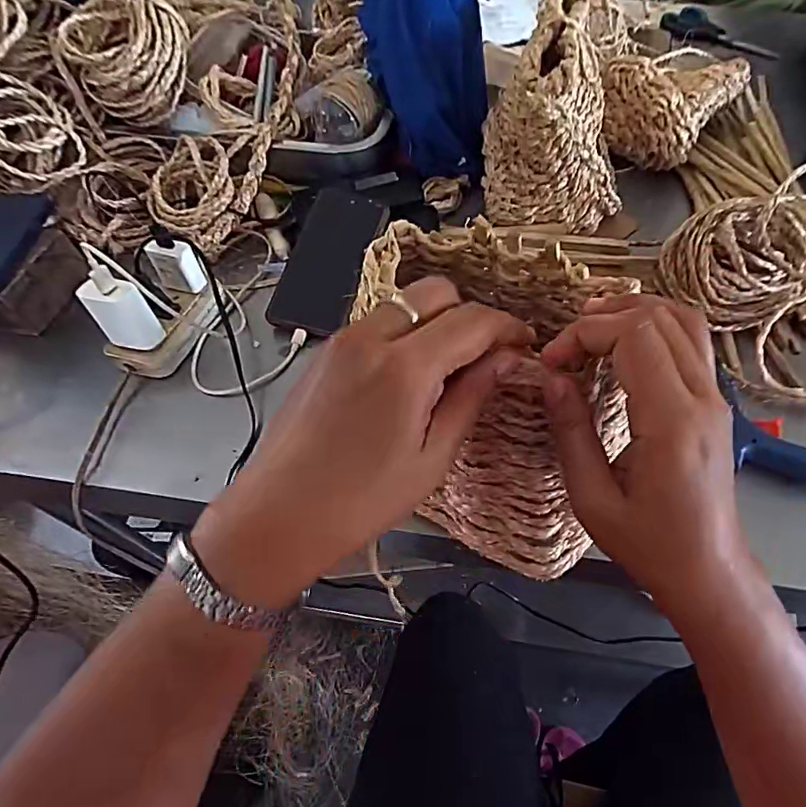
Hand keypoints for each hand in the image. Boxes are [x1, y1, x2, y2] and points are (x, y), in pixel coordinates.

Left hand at [193, 276, 532, 607]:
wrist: (280, 514)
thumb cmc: (360, 500)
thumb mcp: (432, 457)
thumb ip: (471, 397)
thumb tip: (504, 361)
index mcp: (403, 367)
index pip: (472, 320)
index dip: (506, 327)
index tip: (524, 343)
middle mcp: (368, 338)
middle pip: (436, 292)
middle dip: (470, 315)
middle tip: (487, 356)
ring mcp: (341, 341)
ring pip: (404, 303)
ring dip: (436, 322)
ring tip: (449, 370)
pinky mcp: (325, 352)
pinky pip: (377, 323)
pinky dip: (405, 334)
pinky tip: (412, 377)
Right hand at [540, 295, 757, 609]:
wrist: (708, 568)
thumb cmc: (650, 545)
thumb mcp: (593, 500)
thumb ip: (572, 434)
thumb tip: (553, 380)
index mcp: (672, 423)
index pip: (635, 337)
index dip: (586, 333)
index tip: (553, 361)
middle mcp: (703, 400)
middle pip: (660, 318)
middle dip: (605, 318)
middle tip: (567, 343)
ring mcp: (716, 399)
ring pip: (685, 322)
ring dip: (636, 313)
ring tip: (593, 327)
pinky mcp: (716, 405)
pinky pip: (693, 344)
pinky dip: (657, 329)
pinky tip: (626, 346)